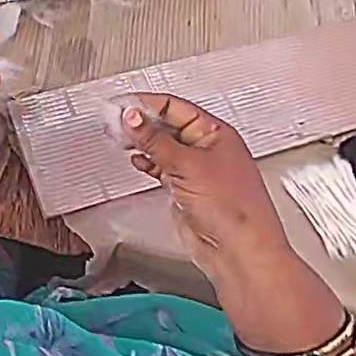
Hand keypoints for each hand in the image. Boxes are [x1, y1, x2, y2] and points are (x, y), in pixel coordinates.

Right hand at [117, 94, 295, 278]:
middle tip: (116, 121)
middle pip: (166, 125)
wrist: (239, 252)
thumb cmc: (234, 211)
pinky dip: (146, 162)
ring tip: (120, 138)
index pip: (174, 106)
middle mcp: (206, 148)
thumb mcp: (186, 164)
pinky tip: (137, 160)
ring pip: (161, 146)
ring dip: (140, 142)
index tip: (122, 105)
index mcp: (215, 132)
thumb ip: (154, 139)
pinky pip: (161, 166)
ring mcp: (196, 169)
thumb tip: (133, 117)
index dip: (145, 104)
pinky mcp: (185, 188)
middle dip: (140, 122)